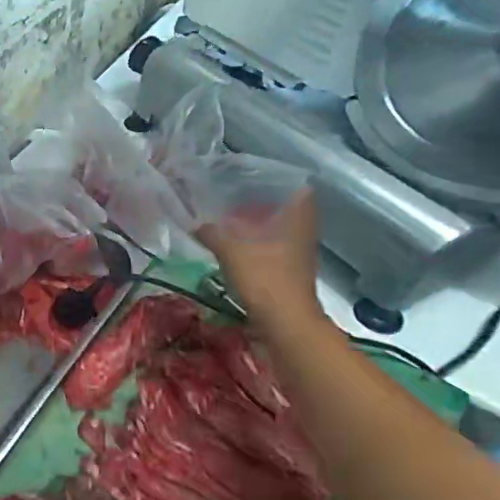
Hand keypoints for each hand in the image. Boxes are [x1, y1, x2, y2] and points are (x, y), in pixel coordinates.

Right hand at [196, 190, 324, 327]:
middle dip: (262, 202)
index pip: (298, 187)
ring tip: (229, 220)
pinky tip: (234, 247)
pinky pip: (272, 249)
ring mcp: (298, 254)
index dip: (278, 179)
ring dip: (258, 225)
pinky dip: (256, 245)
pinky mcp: (289, 272)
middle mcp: (303, 232)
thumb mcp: (231, 252)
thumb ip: (213, 233)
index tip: (254, 175)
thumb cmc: (265, 279)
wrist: (285, 325)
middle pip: (286, 208)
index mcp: (297, 219)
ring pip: (279, 229)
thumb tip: (196, 224)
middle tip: (234, 196)